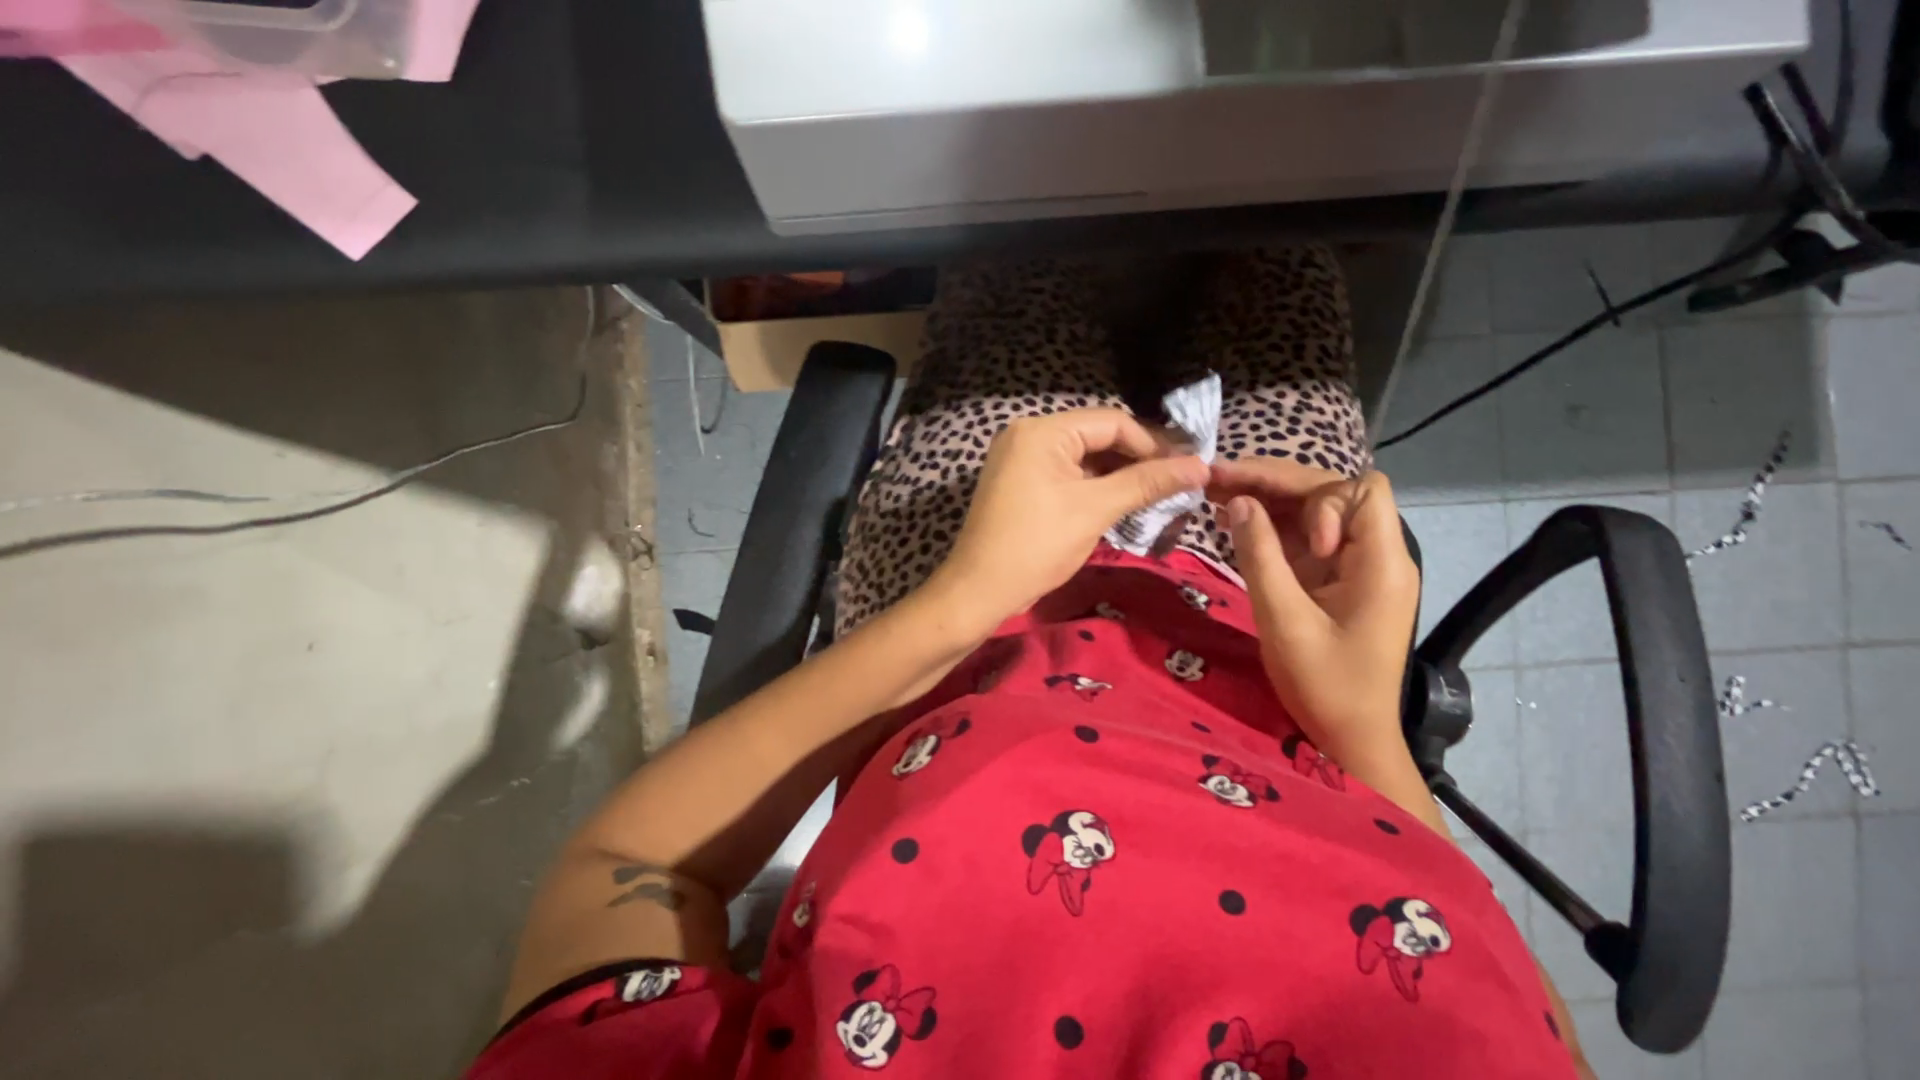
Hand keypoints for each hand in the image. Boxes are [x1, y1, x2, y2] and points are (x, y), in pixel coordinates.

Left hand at [926, 409, 1207, 631]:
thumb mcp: (1096, 510)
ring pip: (1084, 458)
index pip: (1112, 422)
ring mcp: (1020, 459)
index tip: (1187, 472)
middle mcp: (1028, 434)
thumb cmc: (1037, 545)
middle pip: (1098, 436)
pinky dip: (1094, 487)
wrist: (979, 591)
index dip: (1153, 445)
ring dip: (1118, 476)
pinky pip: (1066, 474)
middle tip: (1177, 485)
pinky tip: (1122, 504)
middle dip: (1137, 460)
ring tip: (1156, 497)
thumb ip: (1147, 483)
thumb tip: (1201, 467)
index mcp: (1043, 431)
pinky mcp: (1019, 483)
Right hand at [1208, 459, 1419, 763]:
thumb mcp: (1285, 621)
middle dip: (1276, 483)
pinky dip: (1270, 527)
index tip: (1299, 541)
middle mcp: (1373, 554)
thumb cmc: (1325, 685)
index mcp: (1381, 562)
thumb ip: (1260, 557)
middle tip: (1217, 478)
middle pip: (1329, 493)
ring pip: (1311, 512)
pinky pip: (1302, 539)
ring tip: (1213, 489)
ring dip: (1266, 499)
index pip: (1363, 491)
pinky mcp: (1333, 581)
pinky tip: (1231, 520)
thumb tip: (1237, 502)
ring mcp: (1353, 567)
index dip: (1322, 498)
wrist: (1350, 738)